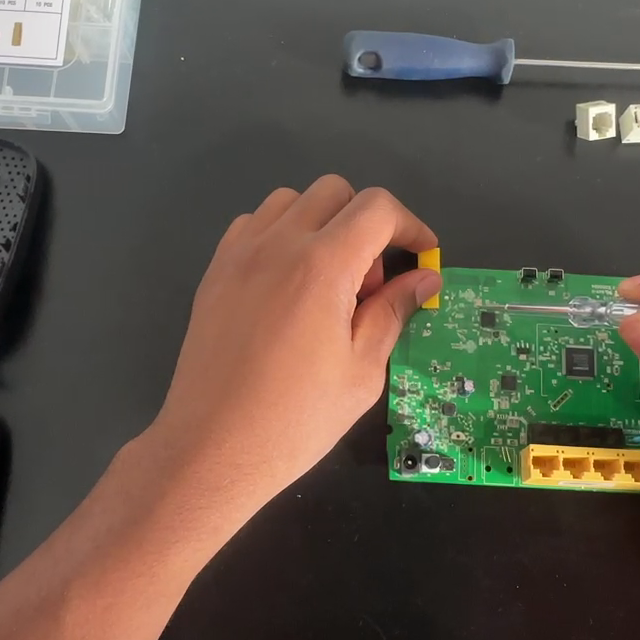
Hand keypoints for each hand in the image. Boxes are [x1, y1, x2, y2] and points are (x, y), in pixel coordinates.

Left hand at [144, 177, 439, 514]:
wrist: (212, 448)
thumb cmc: (296, 420)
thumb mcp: (361, 371)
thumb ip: (394, 312)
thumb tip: (426, 278)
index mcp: (321, 266)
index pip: (377, 208)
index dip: (411, 227)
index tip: (422, 260)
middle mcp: (277, 244)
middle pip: (335, 192)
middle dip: (367, 224)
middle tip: (368, 286)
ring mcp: (239, 253)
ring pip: (291, 201)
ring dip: (321, 225)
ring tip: (325, 283)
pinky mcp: (215, 271)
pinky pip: (253, 224)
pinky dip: (280, 236)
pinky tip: (286, 285)